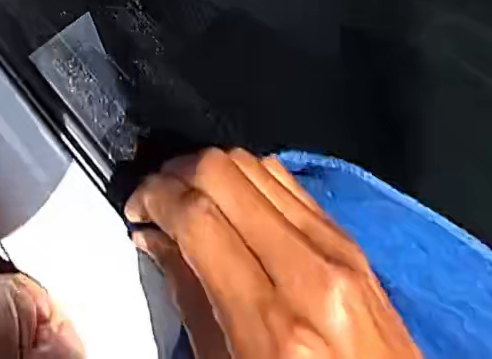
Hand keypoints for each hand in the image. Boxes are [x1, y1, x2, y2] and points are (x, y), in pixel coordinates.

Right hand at [125, 148, 418, 358]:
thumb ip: (189, 297)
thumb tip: (153, 234)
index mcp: (274, 329)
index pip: (195, 216)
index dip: (152, 197)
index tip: (137, 208)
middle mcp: (310, 277)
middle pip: (220, 172)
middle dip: (174, 172)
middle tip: (157, 198)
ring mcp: (339, 253)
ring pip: (251, 162)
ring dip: (208, 169)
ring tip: (188, 196)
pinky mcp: (354, 244)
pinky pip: (284, 178)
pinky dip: (245, 177)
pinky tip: (230, 201)